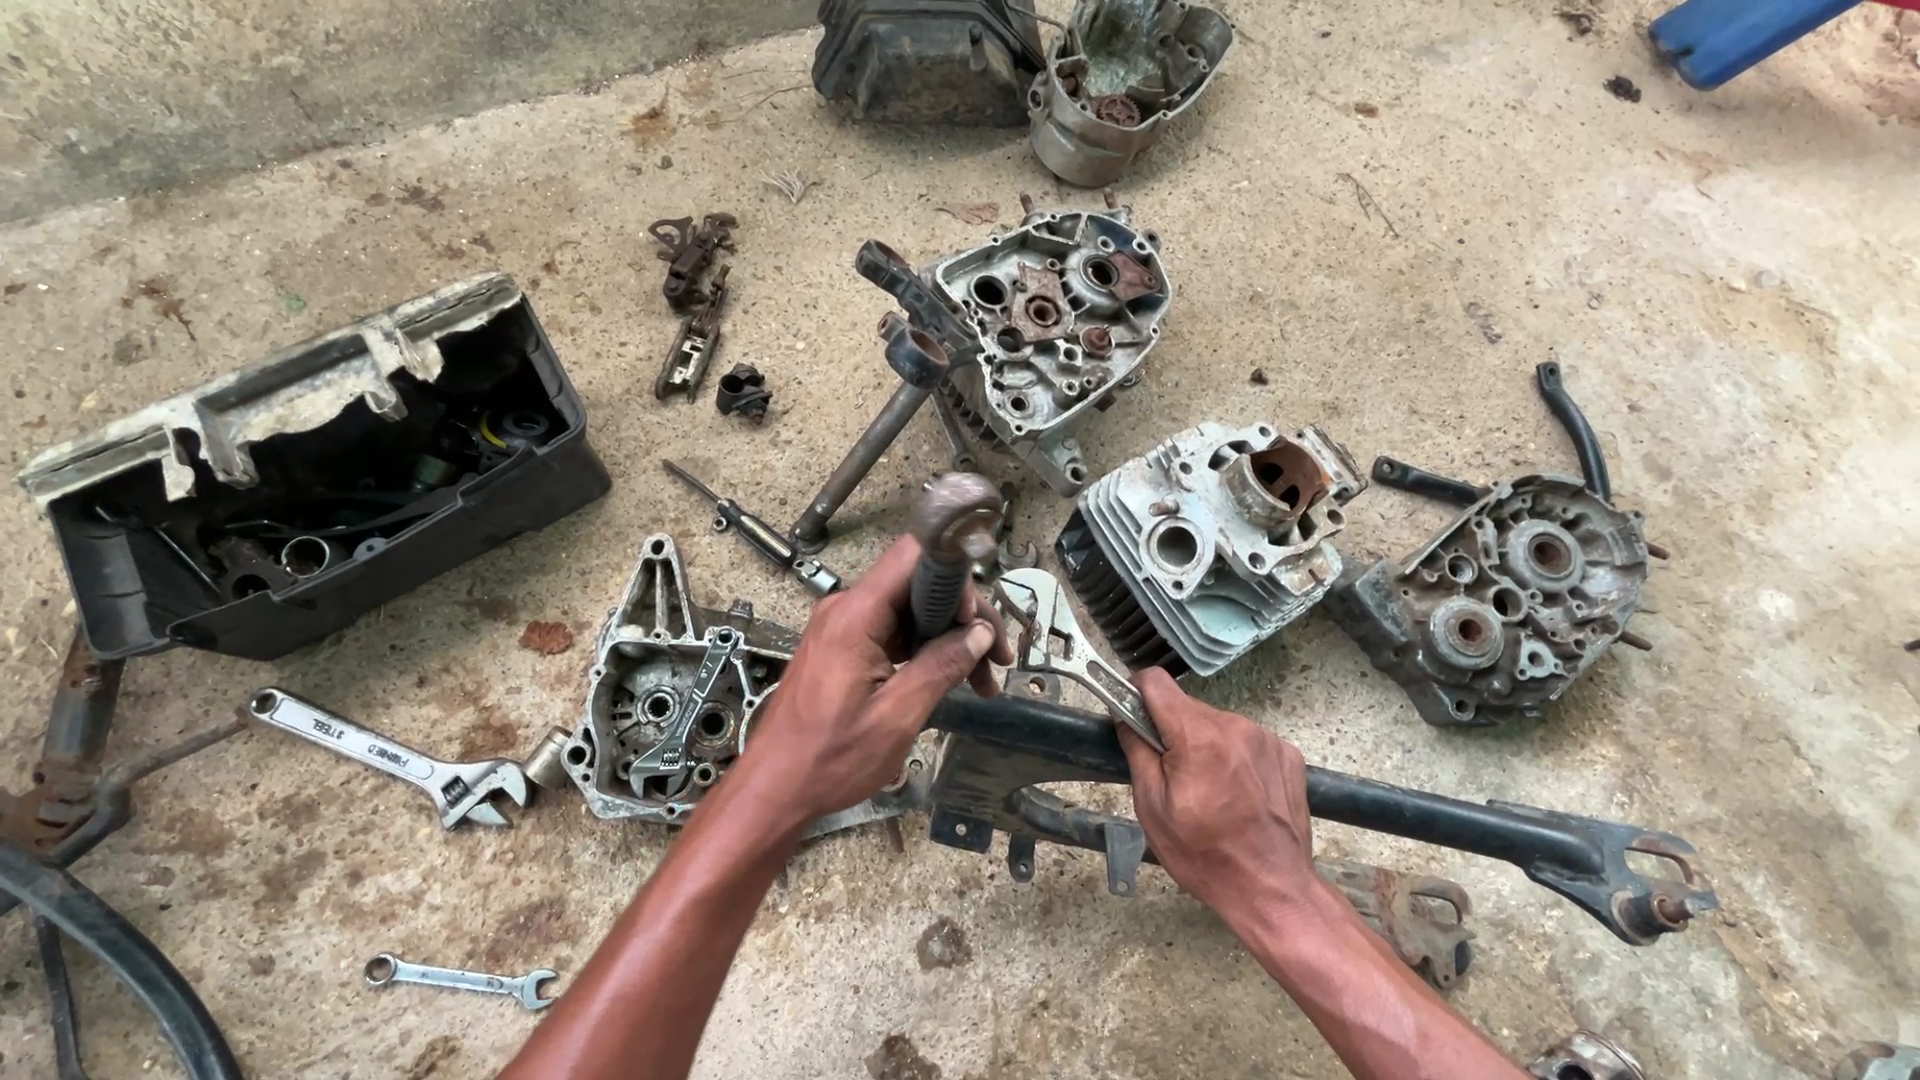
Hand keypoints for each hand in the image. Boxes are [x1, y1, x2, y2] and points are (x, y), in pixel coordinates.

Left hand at [732, 535, 1014, 824]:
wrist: (774, 788)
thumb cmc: (827, 760)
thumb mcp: (897, 716)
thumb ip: (941, 666)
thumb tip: (979, 634)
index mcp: (855, 616)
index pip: (915, 557)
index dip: (956, 579)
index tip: (978, 623)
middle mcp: (846, 610)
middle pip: (920, 585)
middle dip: (965, 618)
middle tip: (997, 660)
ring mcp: (844, 628)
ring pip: (912, 611)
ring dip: (950, 639)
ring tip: (982, 680)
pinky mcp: (844, 647)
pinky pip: (894, 632)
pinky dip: (925, 651)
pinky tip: (950, 679)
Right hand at [1119, 668, 1319, 921]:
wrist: (1273, 890)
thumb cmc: (1205, 856)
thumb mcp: (1152, 808)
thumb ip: (1138, 751)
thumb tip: (1126, 715)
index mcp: (1198, 737)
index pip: (1156, 682)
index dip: (1135, 692)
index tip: (1130, 713)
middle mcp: (1235, 726)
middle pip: (1187, 706)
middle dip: (1171, 730)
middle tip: (1169, 773)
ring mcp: (1266, 739)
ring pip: (1216, 724)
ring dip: (1203, 744)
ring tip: (1207, 790)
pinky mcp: (1287, 753)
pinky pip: (1246, 740)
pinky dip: (1234, 756)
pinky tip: (1236, 793)